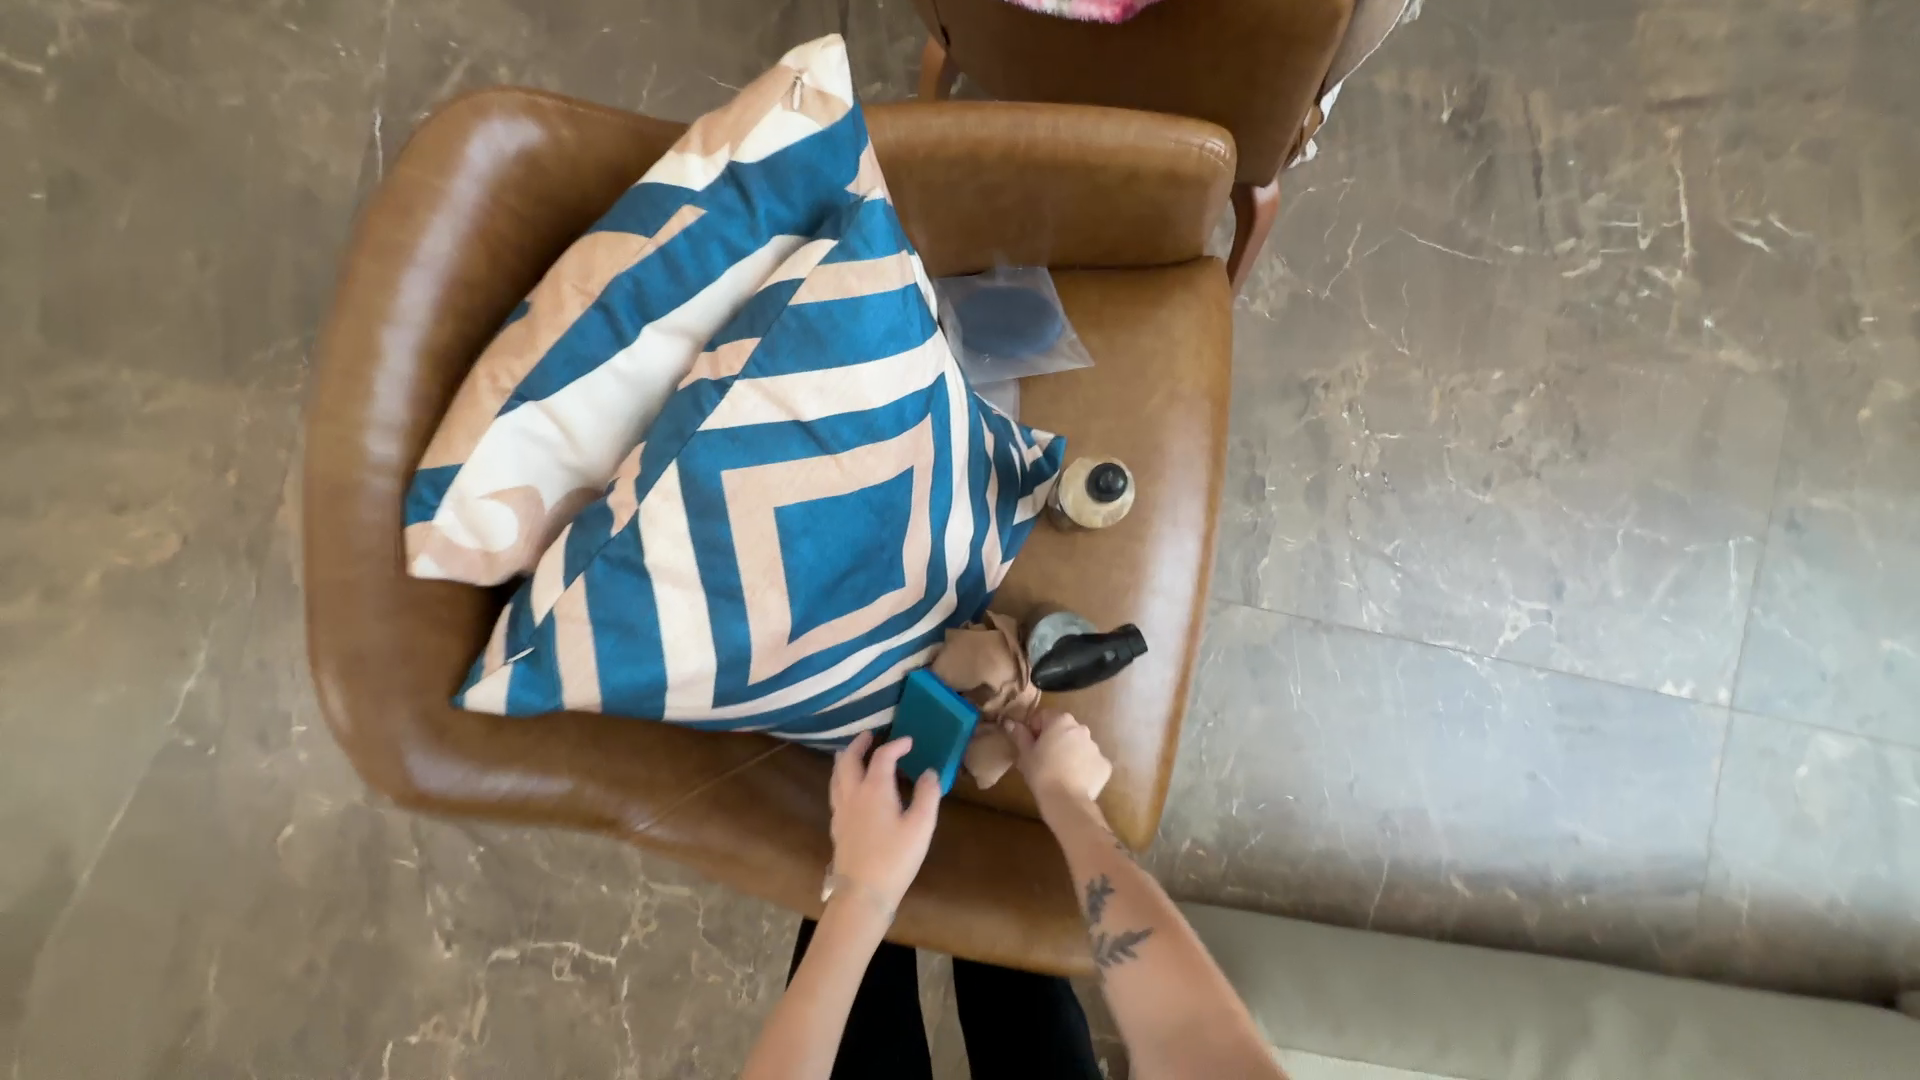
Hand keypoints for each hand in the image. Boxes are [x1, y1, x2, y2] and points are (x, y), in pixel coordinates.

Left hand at [829, 731, 941, 908]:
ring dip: (845, 759)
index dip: (896, 745)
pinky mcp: (837, 827)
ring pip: (837, 775)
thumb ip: (928, 795)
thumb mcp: (921, 826)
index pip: (882, 756)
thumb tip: (929, 772)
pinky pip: (836, 792)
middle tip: (869, 735)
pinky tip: (849, 790)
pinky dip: (842, 779)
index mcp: (874, 789)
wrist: (862, 893)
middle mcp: (853, 794)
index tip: (908, 742)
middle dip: (859, 744)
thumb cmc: (895, 858)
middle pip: (848, 759)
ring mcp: (841, 811)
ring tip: (852, 754)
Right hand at [1008, 709, 1112, 812]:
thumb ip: (1020, 734)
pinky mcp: (1104, 764)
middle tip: (1044, 758)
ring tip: (1060, 771)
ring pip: (1079, 745)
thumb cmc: (1041, 773)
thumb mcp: (1025, 753)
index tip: (1030, 745)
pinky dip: (1083, 767)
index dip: (1034, 729)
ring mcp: (1095, 747)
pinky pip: (1091, 761)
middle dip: (1054, 739)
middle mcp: (1081, 728)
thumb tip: (1011, 722)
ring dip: (1070, 752)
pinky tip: (1074, 780)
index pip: (1044, 716)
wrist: (1066, 801)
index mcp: (1061, 720)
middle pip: (1064, 729)